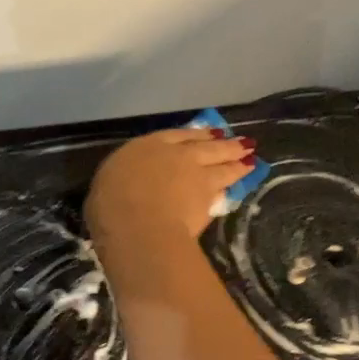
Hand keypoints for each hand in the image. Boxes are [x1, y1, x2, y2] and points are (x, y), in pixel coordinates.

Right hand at [85, 128, 256, 242]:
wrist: (138, 225)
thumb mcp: (108, 181)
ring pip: (224, 165)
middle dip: (224, 143)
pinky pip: (225, 189)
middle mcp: (177, 155)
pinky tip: (237, 187)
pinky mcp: (211, 200)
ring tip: (249, 161)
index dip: (194, 135)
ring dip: (238, 162)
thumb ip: (126, 176)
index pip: (176, 135)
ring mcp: (198, 176)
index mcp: (146, 146)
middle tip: (241, 143)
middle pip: (207, 145)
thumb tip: (130, 181)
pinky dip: (232, 186)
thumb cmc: (110, 202)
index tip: (208, 134)